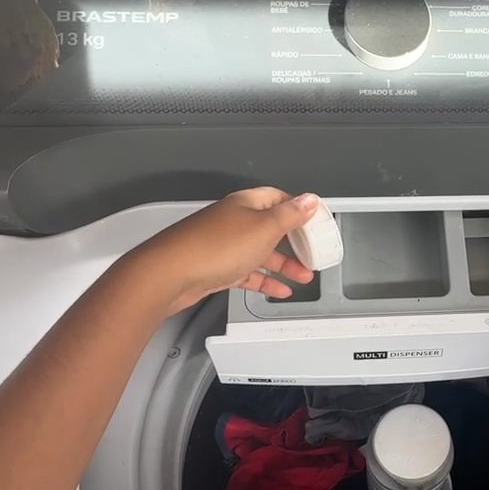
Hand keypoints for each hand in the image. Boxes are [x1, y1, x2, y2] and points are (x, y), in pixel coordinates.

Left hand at [124, 188, 319, 315]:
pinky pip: (248, 272)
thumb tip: (310, 200)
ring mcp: (225, 245)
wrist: (171, 274)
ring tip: (304, 277)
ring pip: (262, 252)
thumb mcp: (264, 228)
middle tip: (314, 253)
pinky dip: (265, 280)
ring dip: (284, 265)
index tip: (317, 223)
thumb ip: (290, 215)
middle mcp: (235, 221)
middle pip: (272, 228)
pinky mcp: (218, 268)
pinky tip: (279, 290)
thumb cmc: (215, 247)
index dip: (300, 209)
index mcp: (246, 204)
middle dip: (295, 242)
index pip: (279, 198)